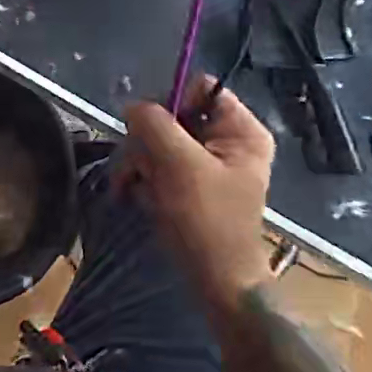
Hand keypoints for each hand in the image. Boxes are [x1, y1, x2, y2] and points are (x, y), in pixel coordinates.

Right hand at [120, 76, 276, 312]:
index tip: (152, 130)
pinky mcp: (189, 184)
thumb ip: (155, 125)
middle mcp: (227, 140)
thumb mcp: (180, 165)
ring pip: (160, 141)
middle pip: (174, 116)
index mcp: (241, 130)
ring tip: (130, 187)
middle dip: (147, 142)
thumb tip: (133, 107)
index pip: (199, 88)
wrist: (216, 283)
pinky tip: (136, 196)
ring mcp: (207, 164)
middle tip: (134, 168)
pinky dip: (143, 178)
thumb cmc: (206, 221)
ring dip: (139, 162)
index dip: (171, 103)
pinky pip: (158, 164)